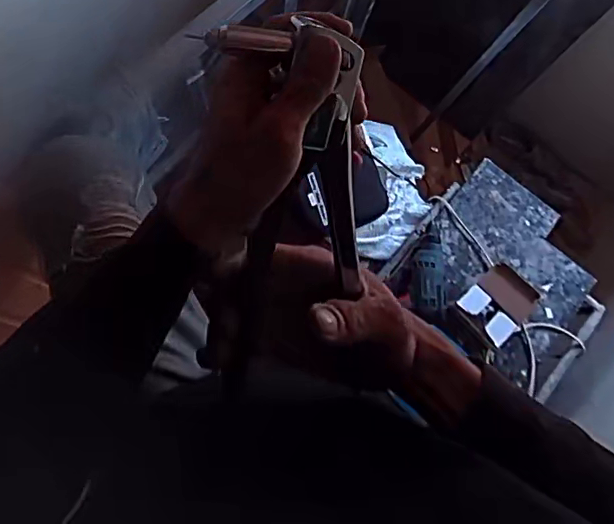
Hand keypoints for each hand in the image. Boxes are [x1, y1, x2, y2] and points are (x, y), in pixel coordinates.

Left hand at [163, 12, 366, 257]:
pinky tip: (348, 153)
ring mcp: (264, 108)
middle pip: (303, 60)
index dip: (316, 27)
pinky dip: (330, 130)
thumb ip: (305, 85)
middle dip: (337, 80)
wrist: (214, 222)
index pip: (280, 30)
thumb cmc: (241, 175)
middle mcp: (254, 83)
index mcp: (246, 72)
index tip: (349, 36)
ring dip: (339, 109)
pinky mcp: (273, 131)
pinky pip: (308, 118)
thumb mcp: (281, 129)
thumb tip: (329, 40)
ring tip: (357, 137)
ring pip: (310, 91)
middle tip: (361, 109)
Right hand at [200, 243, 444, 393]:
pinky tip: (223, 361)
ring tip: (223, 350)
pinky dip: (226, 347)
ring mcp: (273, 307)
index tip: (219, 277)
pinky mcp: (271, 336)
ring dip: (219, 322)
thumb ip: (352, 317)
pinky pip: (239, 337)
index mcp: (305, 262)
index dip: (234, 258)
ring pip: (229, 305)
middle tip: (225, 324)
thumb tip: (315, 318)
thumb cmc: (392, 330)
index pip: (259, 249)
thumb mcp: (382, 321)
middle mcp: (281, 279)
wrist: (394, 363)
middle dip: (219, 294)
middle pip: (234, 275)